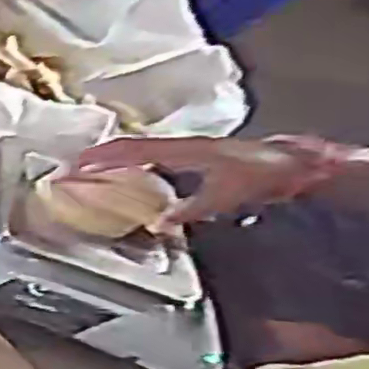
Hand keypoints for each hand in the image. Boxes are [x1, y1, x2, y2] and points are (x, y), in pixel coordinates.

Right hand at [67, 136, 343, 225]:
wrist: (300, 165)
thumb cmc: (262, 176)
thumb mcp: (225, 196)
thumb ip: (189, 209)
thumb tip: (157, 223)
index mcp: (182, 151)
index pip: (131, 150)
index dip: (99, 158)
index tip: (71, 166)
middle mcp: (180, 145)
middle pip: (129, 146)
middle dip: (96, 155)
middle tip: (68, 167)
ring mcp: (186, 148)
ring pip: (138, 149)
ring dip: (111, 157)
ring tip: (87, 168)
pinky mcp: (192, 155)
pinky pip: (149, 155)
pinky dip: (128, 161)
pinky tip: (121, 172)